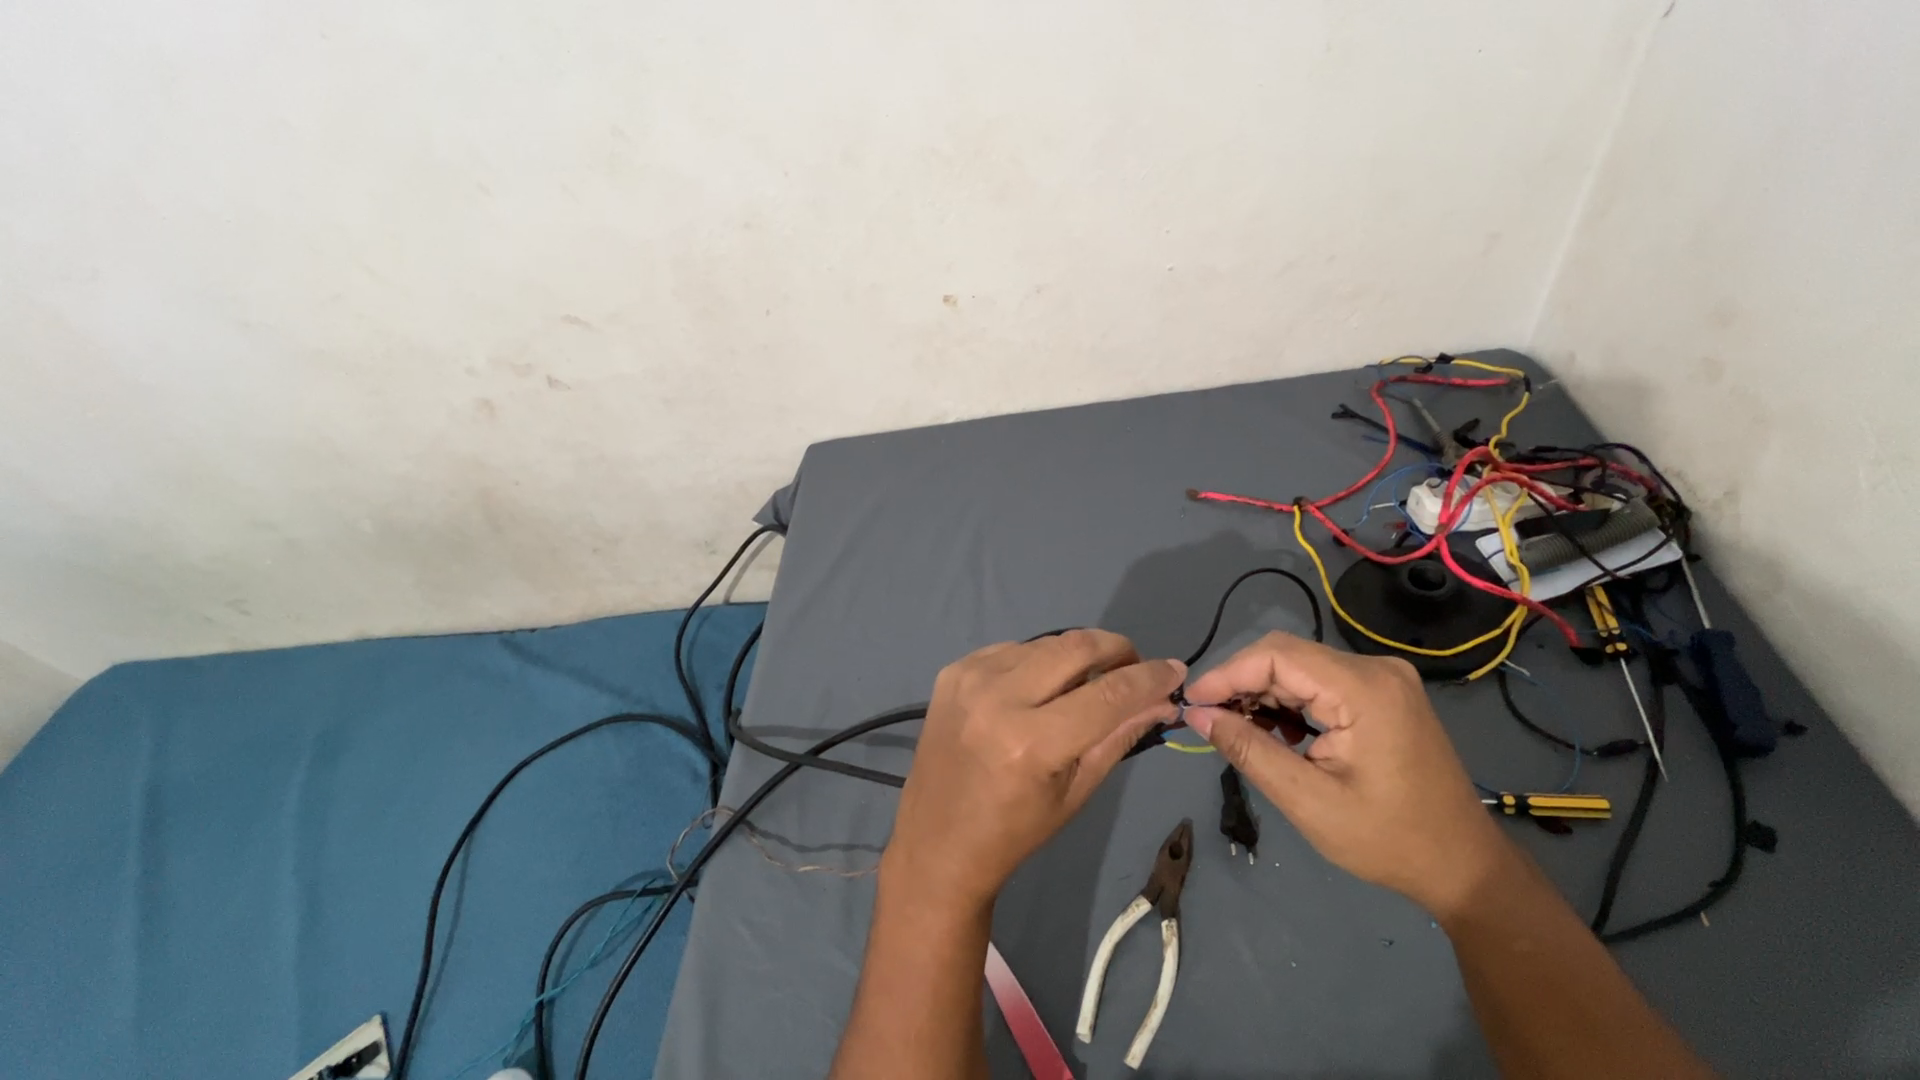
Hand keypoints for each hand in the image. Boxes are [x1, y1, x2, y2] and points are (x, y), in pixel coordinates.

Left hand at [884, 630, 1184, 915]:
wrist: (937, 844)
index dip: (1149, 678)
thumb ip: (1120, 736)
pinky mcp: (952, 672)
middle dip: (1116, 649)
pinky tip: (1040, 689)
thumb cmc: (1014, 831)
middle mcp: (998, 698)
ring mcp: (969, 679)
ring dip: (1076, 656)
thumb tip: (1163, 700)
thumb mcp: (1076, 791)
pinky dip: (1037, 661)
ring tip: (1087, 684)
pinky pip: (1012, 650)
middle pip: (1076, 646)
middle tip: (1134, 667)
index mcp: (1031, 742)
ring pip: (1045, 643)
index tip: (1175, 670)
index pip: (1108, 693)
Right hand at [1185, 632, 1513, 917]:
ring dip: (1263, 694)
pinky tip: (1277, 734)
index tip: (1191, 704)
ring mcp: (1384, 680)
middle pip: (1287, 655)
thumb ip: (1248, 749)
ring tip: (1239, 733)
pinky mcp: (1384, 694)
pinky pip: (1321, 683)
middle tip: (1209, 721)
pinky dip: (1290, 702)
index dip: (1226, 673)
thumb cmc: (1387, 839)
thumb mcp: (1307, 800)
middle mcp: (1376, 669)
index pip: (1275, 654)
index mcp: (1364, 689)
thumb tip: (1197, 714)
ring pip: (1301, 667)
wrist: (1462, 864)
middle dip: (1241, 684)